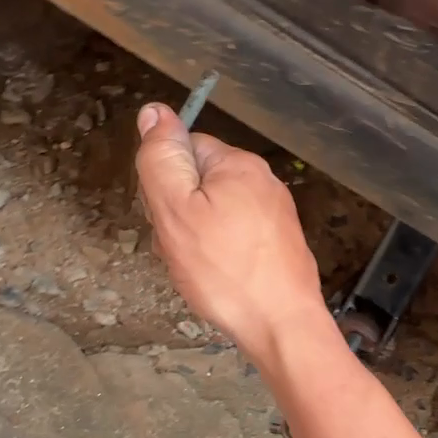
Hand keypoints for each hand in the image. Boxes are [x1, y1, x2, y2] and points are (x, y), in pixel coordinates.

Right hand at [134, 103, 329, 360]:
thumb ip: (161, 158)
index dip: (165, 186)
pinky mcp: (283, 245)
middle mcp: (265, 182)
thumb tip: (153, 112)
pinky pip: (240, 240)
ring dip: (202, 241)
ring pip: (219, 216)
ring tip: (205, 271)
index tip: (168, 219)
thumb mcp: (176, 210)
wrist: (283, 325)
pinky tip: (224, 281)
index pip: (185, 151)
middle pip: (203, 185)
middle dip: (184, 217)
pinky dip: (225, 257)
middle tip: (185, 251)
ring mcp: (277, 215)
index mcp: (239, 164)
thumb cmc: (226, 273)